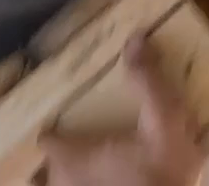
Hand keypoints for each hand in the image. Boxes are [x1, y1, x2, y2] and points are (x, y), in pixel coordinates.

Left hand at [36, 32, 203, 185]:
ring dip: (64, 182)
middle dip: (54, 162)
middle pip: (44, 172)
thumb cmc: (162, 171)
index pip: (48, 140)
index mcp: (73, 158)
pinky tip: (106, 181)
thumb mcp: (165, 118)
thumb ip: (147, 80)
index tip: (66, 122)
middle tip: (78, 150)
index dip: (56, 130)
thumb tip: (134, 37)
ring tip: (87, 173)